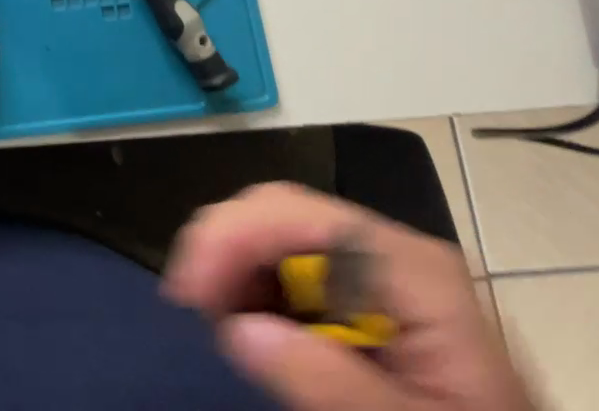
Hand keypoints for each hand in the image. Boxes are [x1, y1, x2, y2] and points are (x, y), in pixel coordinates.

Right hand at [163, 183, 535, 410]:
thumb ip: (336, 386)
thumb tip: (239, 329)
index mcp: (410, 269)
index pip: (292, 212)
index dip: (226, 237)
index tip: (188, 297)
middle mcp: (388, 251)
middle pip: (274, 212)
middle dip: (220, 251)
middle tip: (194, 312)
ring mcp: (374, 269)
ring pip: (269, 232)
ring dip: (229, 271)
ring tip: (223, 327)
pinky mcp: (359, 292)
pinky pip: (283, 264)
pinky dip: (249, 288)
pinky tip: (253, 329)